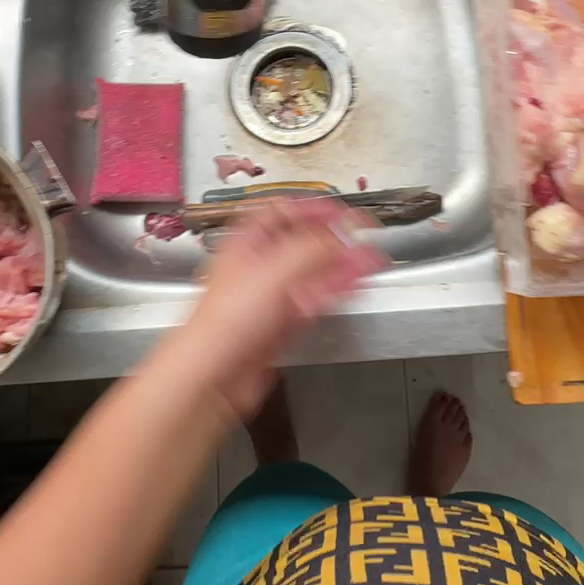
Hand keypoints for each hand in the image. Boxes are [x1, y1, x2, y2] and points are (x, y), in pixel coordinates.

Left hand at [168, 197, 385, 414]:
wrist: (214, 374)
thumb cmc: (226, 320)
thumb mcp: (274, 270)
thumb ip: (312, 248)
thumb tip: (341, 235)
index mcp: (246, 242)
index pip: (282, 212)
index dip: (312, 209)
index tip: (340, 213)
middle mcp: (258, 266)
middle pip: (302, 243)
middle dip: (334, 239)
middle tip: (363, 236)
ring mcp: (271, 296)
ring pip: (312, 272)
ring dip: (341, 263)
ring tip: (369, 258)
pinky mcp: (282, 324)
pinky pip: (314, 299)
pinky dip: (335, 288)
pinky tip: (354, 281)